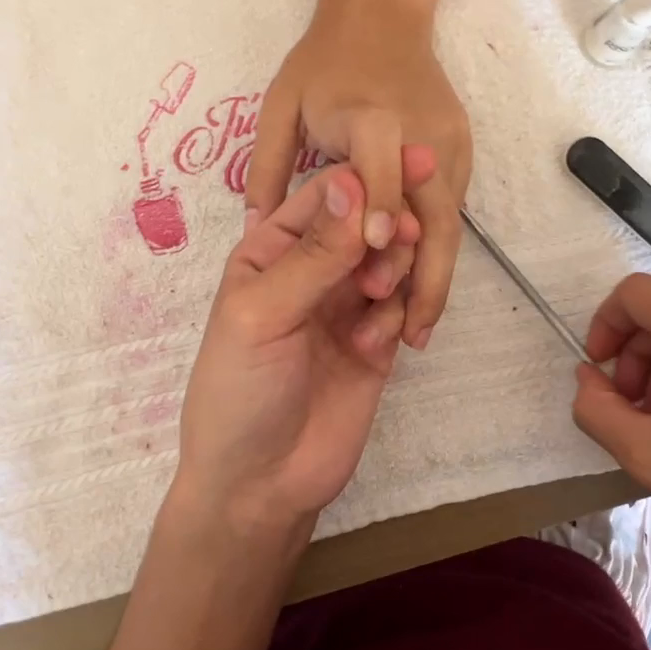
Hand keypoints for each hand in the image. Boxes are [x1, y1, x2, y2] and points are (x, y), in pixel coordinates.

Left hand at [177, 155, 436, 533]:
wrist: (262, 484)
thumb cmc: (240, 392)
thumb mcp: (263, 315)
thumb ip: (314, 253)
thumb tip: (355, 180)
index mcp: (270, 250)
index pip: (326, 194)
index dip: (367, 180)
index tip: (409, 165)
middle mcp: (312, 269)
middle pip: (370, 220)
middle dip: (388, 228)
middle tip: (397, 245)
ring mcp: (347, 305)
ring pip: (393, 258)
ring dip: (395, 271)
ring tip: (378, 303)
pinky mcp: (378, 340)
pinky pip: (404, 303)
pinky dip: (400, 313)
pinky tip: (381, 346)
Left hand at [244, 0, 471, 351]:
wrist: (386, 6)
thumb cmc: (326, 58)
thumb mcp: (280, 105)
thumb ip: (269, 166)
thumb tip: (255, 225)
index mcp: (367, 118)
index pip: (377, 168)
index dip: (377, 207)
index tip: (373, 250)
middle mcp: (418, 136)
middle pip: (431, 215)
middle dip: (420, 278)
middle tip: (407, 335)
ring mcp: (449, 149)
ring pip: (447, 228)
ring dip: (431, 280)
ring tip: (413, 333)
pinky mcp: (463, 158)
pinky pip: (451, 222)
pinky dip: (436, 261)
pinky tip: (419, 297)